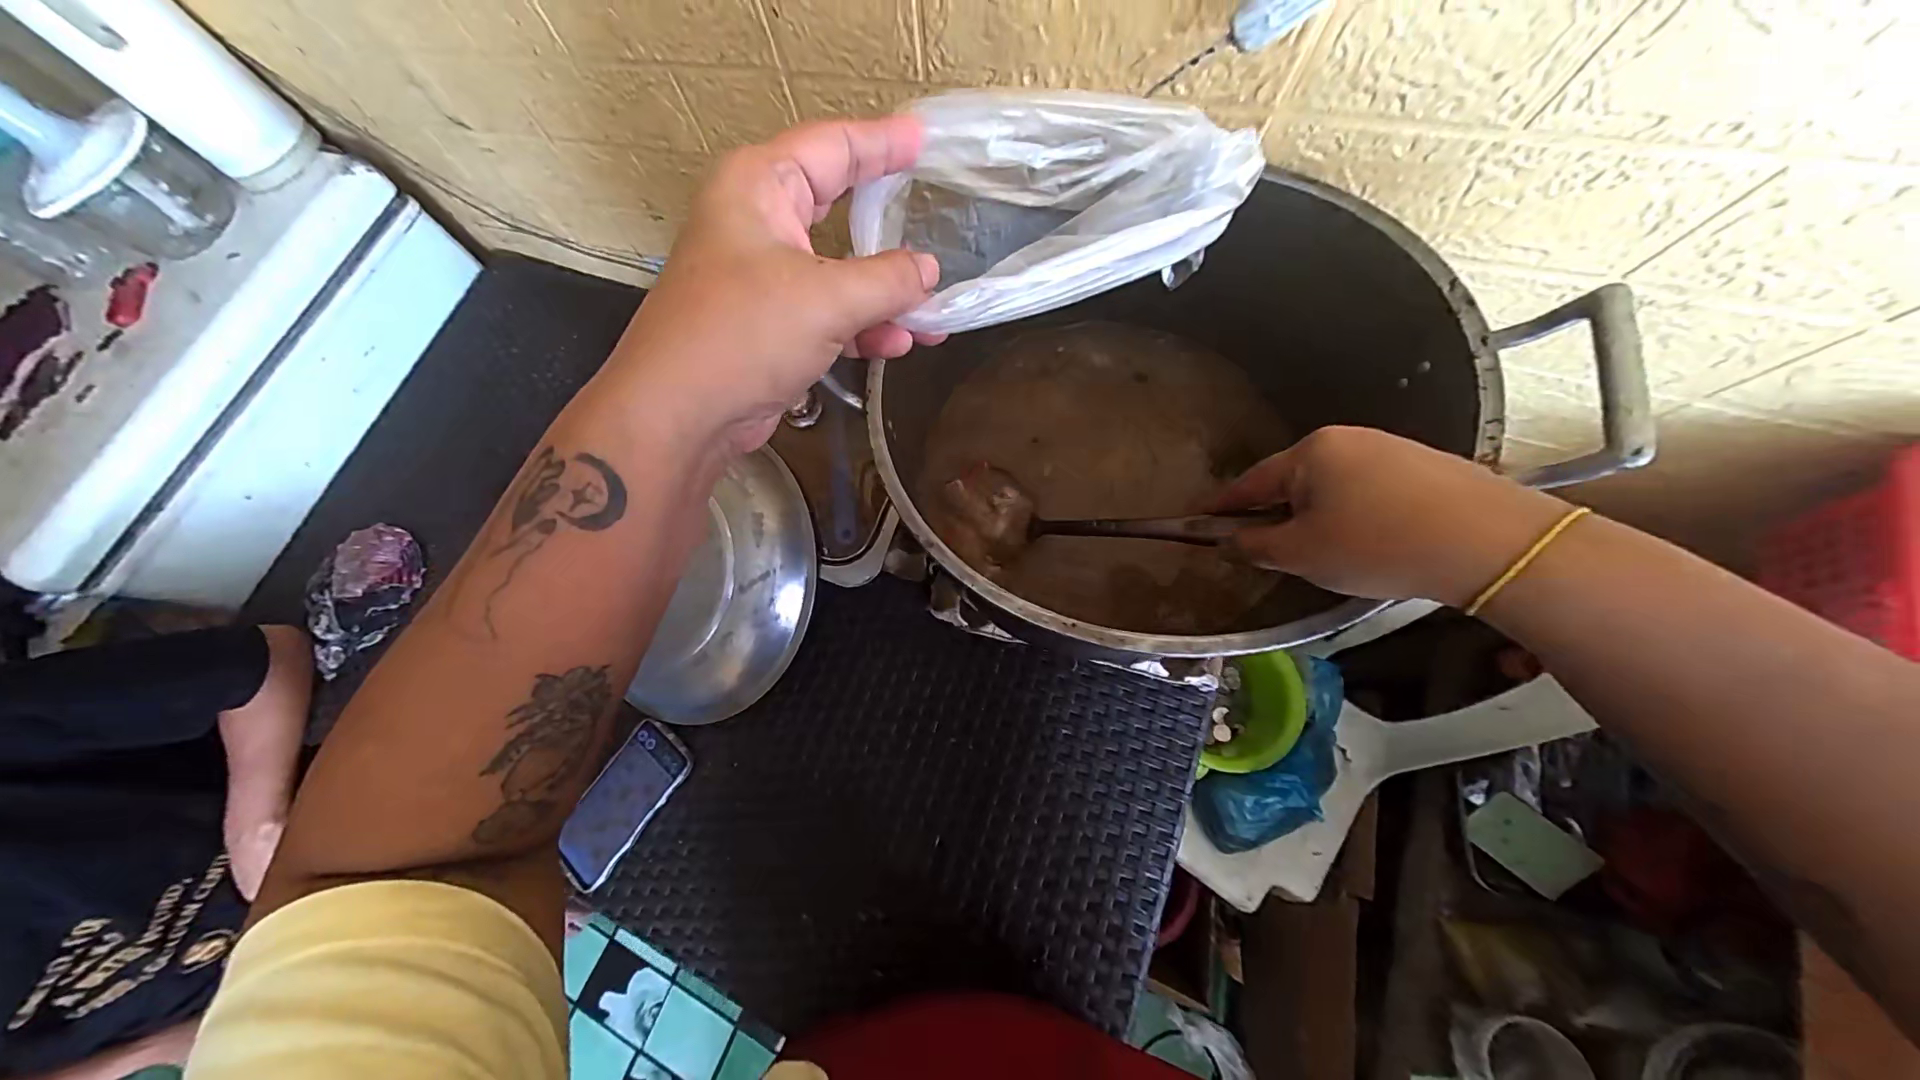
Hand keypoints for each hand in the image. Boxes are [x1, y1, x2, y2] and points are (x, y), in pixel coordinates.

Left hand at [614, 116, 944, 451]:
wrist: (682, 414)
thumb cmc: (741, 336)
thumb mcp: (827, 300)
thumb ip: (887, 280)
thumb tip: (928, 270)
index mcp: (759, 187)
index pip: (833, 147)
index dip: (882, 142)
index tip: (924, 138)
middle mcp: (758, 223)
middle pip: (839, 210)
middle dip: (889, 226)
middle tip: (936, 214)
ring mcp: (763, 277)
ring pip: (839, 272)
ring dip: (885, 295)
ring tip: (931, 315)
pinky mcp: (769, 325)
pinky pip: (828, 314)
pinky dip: (862, 327)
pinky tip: (896, 344)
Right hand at [1207, 426, 1574, 605]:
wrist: (1491, 542)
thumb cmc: (1378, 544)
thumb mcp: (1301, 553)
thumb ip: (1253, 545)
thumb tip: (1228, 540)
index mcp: (1310, 451)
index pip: (1250, 483)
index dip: (1222, 507)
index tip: (1200, 520)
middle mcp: (1347, 438)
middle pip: (1292, 482)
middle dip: (1275, 514)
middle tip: (1267, 550)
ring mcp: (1389, 448)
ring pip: (1331, 487)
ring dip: (1316, 517)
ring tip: (1324, 554)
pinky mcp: (1424, 466)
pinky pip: (1367, 491)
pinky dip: (1353, 515)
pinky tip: (1368, 542)